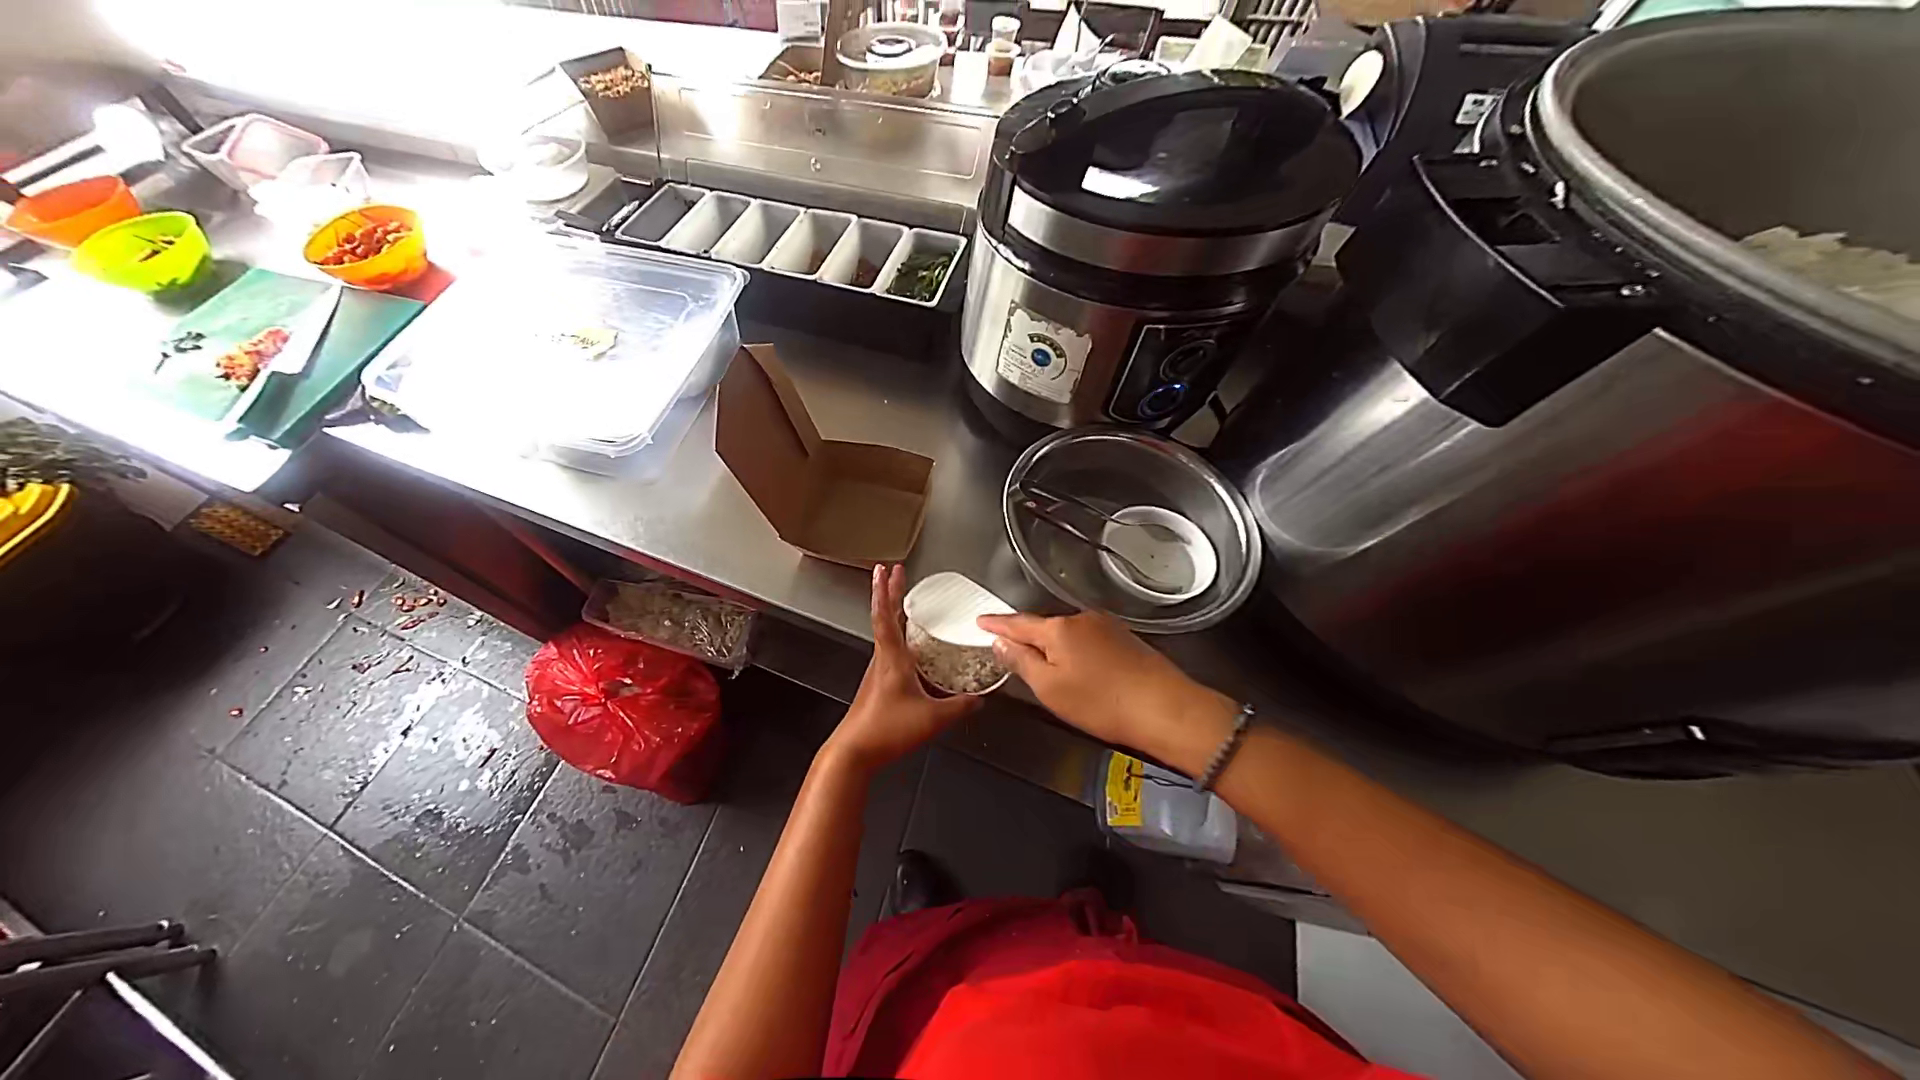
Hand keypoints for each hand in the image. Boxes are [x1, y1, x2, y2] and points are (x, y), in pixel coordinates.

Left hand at [824, 565, 980, 776]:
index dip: (885, 590)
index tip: (886, 570)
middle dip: (891, 593)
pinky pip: (891, 654)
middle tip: (895, 573)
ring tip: (907, 604)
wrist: (853, 754)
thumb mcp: (932, 719)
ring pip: (887, 636)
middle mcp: (881, 660)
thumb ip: (960, 707)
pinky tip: (914, 651)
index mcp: (891, 658)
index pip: (885, 615)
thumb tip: (980, 699)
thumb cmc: (884, 731)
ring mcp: (878, 674)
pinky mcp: (878, 687)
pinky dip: (901, 641)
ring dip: (894, 615)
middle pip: (884, 619)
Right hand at [975, 610, 1236, 775]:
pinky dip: (1077, 654)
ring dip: (1055, 648)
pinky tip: (1082, 675)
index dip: (997, 624)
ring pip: (1068, 635)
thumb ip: (1021, 662)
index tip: (982, 621)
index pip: (1018, 623)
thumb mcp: (1050, 688)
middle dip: (1027, 639)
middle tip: (1009, 652)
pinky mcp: (1125, 640)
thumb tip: (1001, 643)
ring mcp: (1107, 627)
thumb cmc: (1105, 704)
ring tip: (1049, 674)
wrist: (1166, 709)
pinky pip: (1089, 642)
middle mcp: (1083, 620)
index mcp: (1059, 629)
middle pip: (1044, 627)